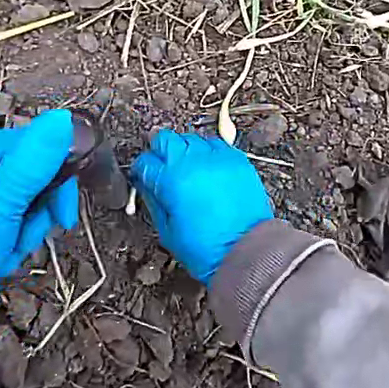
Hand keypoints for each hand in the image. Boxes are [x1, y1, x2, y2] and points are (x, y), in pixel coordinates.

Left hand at [0, 111, 80, 387]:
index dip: (60, 181)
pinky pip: (12, 219)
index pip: (43, 146)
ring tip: (8, 253)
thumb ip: (36, 159)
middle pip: (38, 174)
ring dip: (28, 232)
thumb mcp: (2, 202)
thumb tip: (66, 116)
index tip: (62, 218)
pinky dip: (13, 241)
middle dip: (40, 212)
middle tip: (26, 239)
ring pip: (29, 200)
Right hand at [131, 130, 273, 281]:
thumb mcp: (167, 230)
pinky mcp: (237, 160)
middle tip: (161, 166)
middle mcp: (194, 162)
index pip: (145, 161)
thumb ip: (154, 201)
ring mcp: (218, 159)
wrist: (246, 250)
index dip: (142, 170)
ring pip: (192, 137)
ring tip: (186, 168)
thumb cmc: (209, 248)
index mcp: (172, 180)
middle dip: (160, 151)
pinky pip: (217, 145)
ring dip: (185, 149)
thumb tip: (147, 185)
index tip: (144, 175)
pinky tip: (207, 167)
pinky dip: (209, 152)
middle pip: (166, 139)